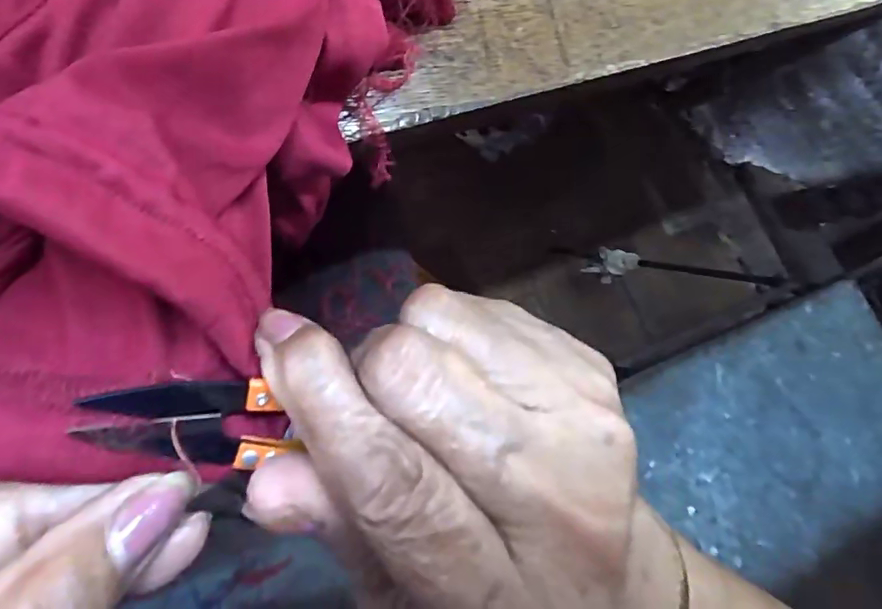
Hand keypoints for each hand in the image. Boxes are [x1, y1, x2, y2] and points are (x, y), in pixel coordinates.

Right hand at [239, 285, 687, 607]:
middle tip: (369, 394)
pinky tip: (470, 373)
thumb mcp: (403, 594)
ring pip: (438, 316)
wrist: (617, 575)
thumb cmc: (490, 590)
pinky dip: (450, 327)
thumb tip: (264, 476)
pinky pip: (476, 302)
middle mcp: (552, 489)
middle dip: (364, 366)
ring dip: (407, 340)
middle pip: (413, 373)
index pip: (395, 482)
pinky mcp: (590, 361)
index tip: (275, 340)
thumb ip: (339, 527)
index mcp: (493, 581)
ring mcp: (581, 412)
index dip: (324, 404)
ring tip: (427, 389)